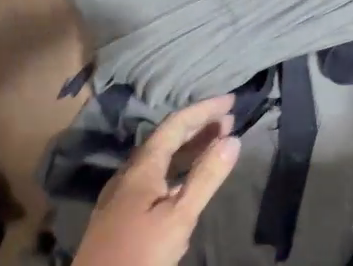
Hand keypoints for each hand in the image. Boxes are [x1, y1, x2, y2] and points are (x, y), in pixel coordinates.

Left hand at [75, 95, 242, 265]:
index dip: (204, 110)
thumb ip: (206, 178)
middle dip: (198, 126)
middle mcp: (128, 174)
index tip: (231, 101)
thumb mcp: (179, 218)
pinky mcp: (119, 216)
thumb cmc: (138, 256)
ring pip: (159, 159)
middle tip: (229, 121)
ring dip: (188, 148)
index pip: (175, 124)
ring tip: (215, 144)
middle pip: (166, 139)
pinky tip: (186, 181)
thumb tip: (233, 139)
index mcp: (141, 168)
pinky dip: (177, 168)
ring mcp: (120, 196)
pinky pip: (153, 177)